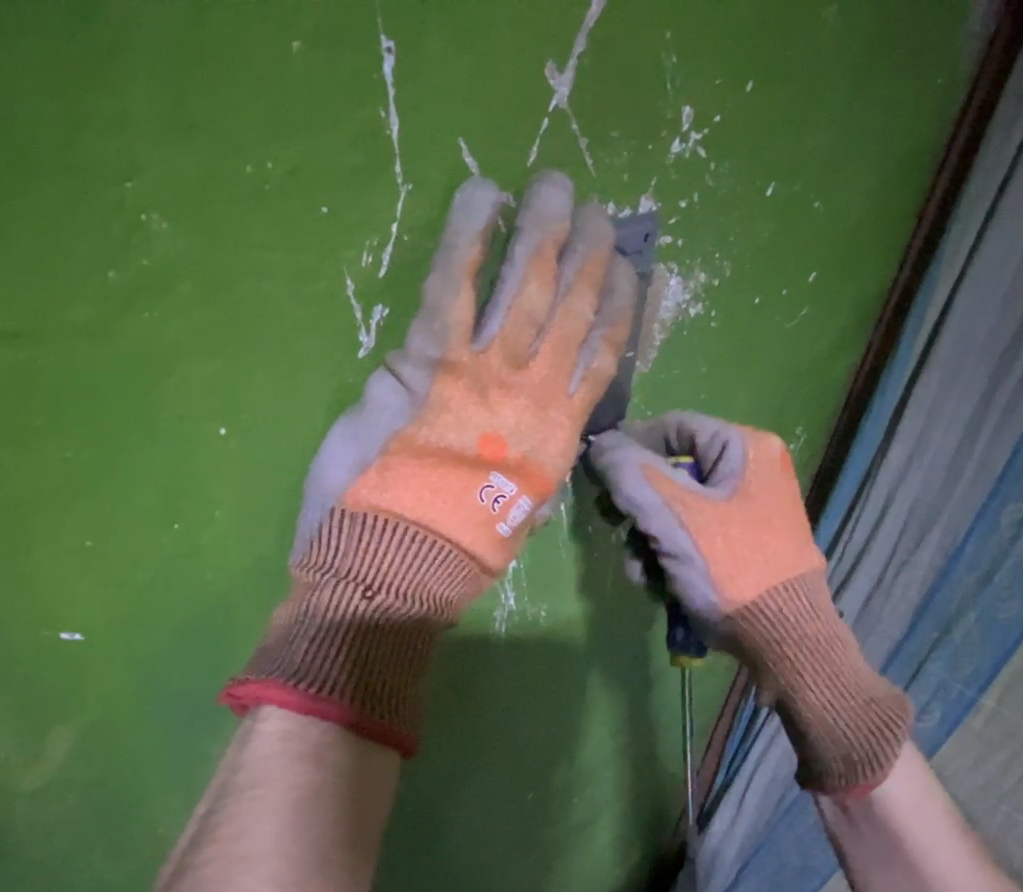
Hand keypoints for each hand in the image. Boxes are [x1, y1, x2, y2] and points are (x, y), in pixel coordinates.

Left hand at [221, 171, 639, 757]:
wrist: (392, 574)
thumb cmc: (445, 554)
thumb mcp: (506, 510)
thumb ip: (514, 455)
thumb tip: (514, 414)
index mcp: (556, 438)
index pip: (602, 358)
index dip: (620, 309)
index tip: (630, 271)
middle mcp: (533, 399)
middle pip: (572, 310)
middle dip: (588, 253)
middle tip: (597, 210)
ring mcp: (484, 377)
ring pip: (528, 288)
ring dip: (545, 230)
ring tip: (559, 186)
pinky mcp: (427, 364)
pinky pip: (455, 287)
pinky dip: (468, 237)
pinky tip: (484, 194)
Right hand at [588, 411, 910, 792]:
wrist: (785, 640)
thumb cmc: (731, 568)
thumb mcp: (672, 515)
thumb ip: (628, 472)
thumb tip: (597, 445)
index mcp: (745, 448)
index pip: (672, 426)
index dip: (629, 447)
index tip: (600, 479)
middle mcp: (752, 470)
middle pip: (670, 472)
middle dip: (638, 508)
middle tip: (617, 530)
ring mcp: (751, 510)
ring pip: (676, 509)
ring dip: (647, 540)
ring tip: (642, 573)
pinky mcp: (746, 545)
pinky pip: (693, 535)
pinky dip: (670, 556)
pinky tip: (660, 585)